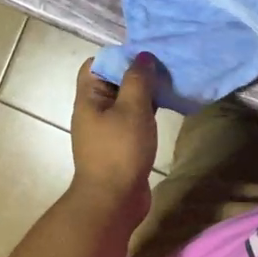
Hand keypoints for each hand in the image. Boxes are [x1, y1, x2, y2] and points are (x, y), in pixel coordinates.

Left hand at [69, 54, 158, 224]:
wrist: (113, 202)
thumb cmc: (120, 150)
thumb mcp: (132, 109)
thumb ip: (138, 80)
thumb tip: (142, 56)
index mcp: (88, 98)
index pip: (96, 64)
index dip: (117, 55)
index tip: (144, 55)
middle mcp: (93, 111)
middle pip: (113, 81)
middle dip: (136, 73)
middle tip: (164, 66)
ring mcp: (106, 129)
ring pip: (125, 101)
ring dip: (144, 93)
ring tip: (169, 83)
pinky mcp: (120, 145)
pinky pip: (133, 120)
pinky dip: (147, 111)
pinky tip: (166, 108)